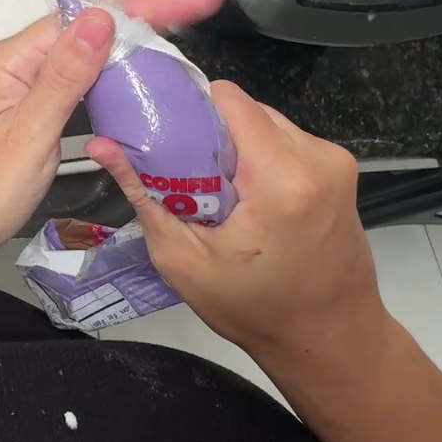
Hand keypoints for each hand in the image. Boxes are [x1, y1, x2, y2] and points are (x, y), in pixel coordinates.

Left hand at [0, 0, 224, 260]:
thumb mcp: (28, 133)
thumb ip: (64, 78)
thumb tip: (101, 20)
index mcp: (13, 60)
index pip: (82, 18)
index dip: (139, 7)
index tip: (190, 0)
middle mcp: (18, 62)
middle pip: (87, 27)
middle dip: (145, 16)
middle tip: (200, 6)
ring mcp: (26, 83)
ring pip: (86, 51)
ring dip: (132, 41)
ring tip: (183, 30)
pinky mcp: (34, 105)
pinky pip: (78, 77)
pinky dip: (113, 71)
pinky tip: (140, 73)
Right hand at [87, 80, 388, 363]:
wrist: (330, 342)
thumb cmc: (252, 308)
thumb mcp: (180, 256)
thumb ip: (141, 191)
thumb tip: (99, 145)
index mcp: (281, 177)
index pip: (228, 98)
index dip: (191, 108)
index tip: (165, 134)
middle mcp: (316, 158)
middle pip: (245, 109)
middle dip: (210, 132)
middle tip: (182, 171)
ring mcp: (335, 162)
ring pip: (264, 121)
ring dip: (234, 145)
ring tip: (211, 186)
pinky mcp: (342, 170)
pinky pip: (284, 140)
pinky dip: (258, 157)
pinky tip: (243, 195)